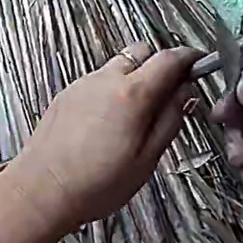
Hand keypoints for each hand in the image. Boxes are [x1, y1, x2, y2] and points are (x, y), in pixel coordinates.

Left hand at [1, 42, 201, 231]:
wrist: (42, 190)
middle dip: (160, 65)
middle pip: (142, 52)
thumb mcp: (147, 159)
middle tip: (167, 94)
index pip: (170, 58)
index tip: (200, 64)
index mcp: (133, 93)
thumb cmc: (98, 183)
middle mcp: (107, 79)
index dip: (189, 57)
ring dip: (134, 76)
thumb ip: (170, 120)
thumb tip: (186, 92)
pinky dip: (112, 88)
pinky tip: (108, 121)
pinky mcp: (66, 93)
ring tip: (135, 113)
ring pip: (119, 65)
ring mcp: (83, 83)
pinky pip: (98, 79)